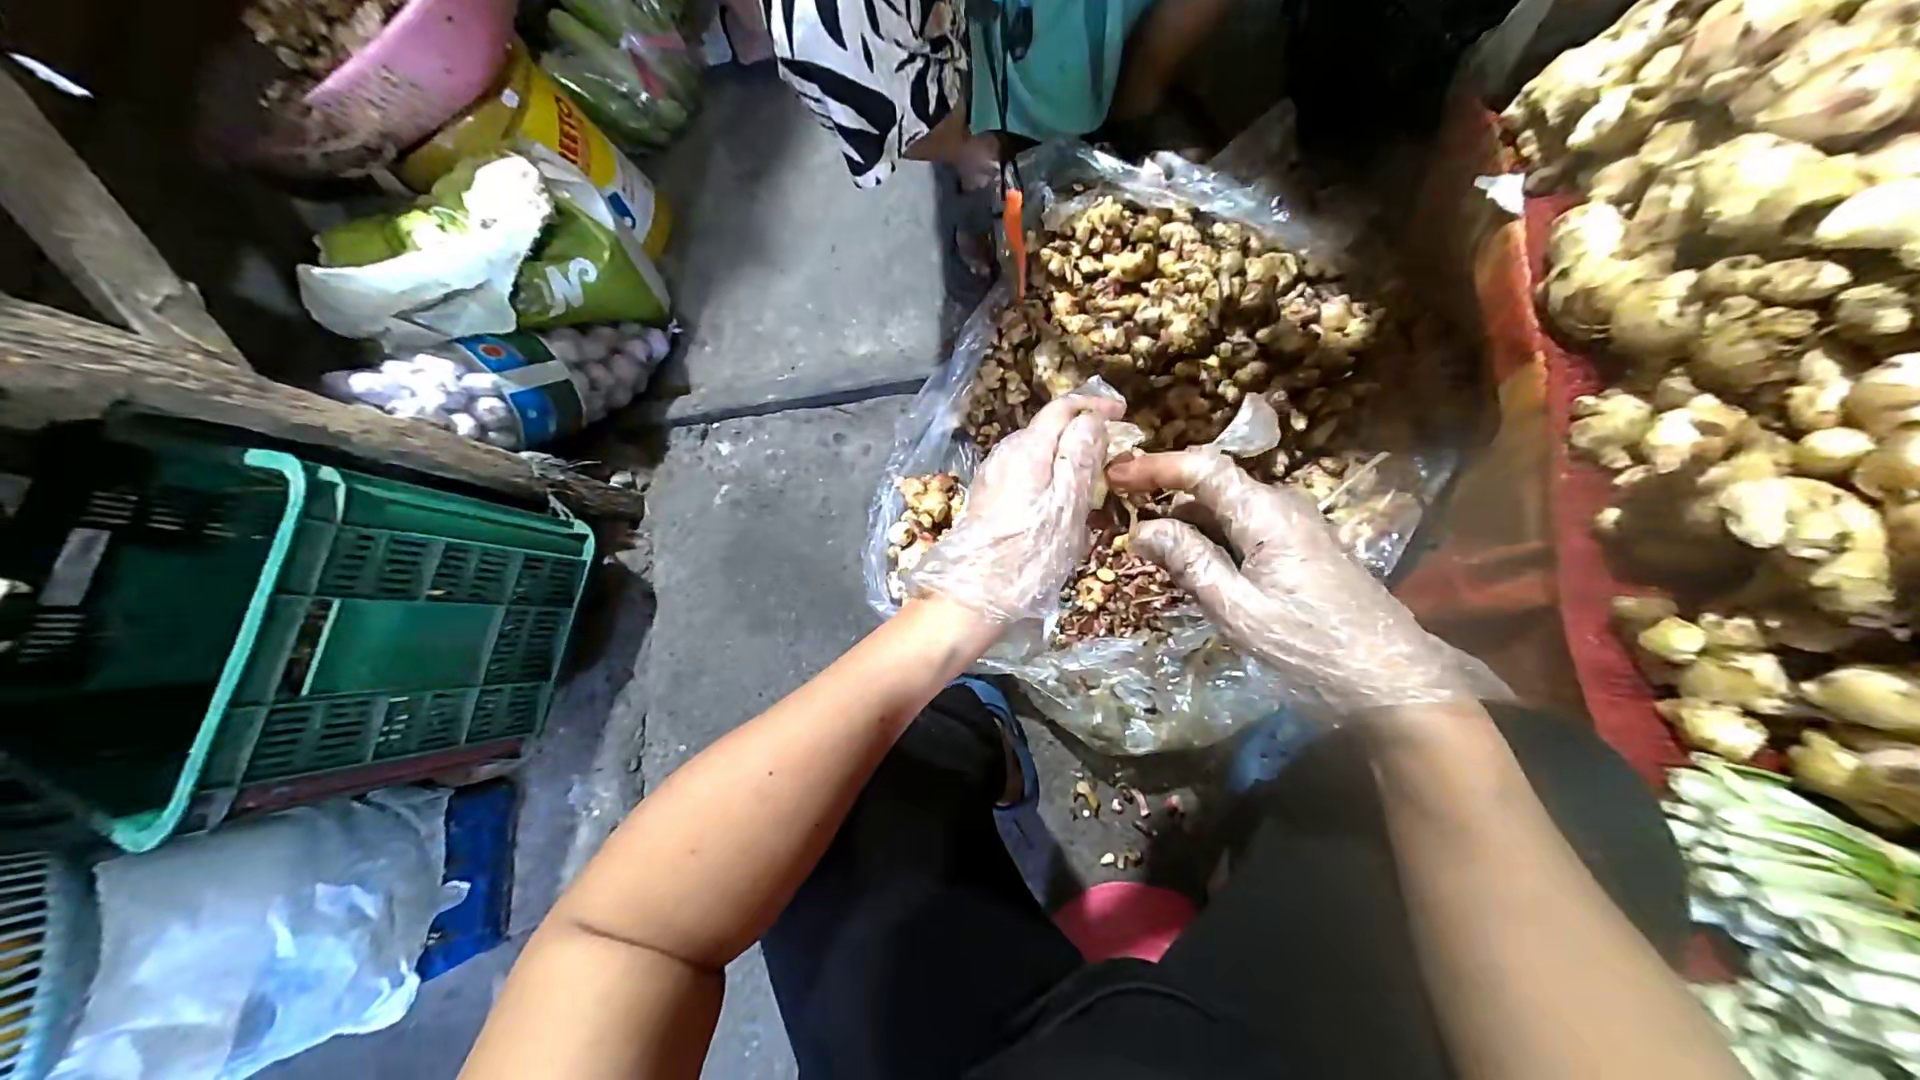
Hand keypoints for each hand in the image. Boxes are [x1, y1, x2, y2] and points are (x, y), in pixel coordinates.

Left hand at [904, 392, 1125, 621]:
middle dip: (1081, 433)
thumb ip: (1080, 459)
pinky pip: (1025, 474)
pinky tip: (1059, 505)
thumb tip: (1091, 420)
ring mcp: (992, 476)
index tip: (1121, 412)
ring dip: (1065, 458)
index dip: (1093, 404)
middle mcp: (1005, 454)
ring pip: (1036, 453)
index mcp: (1027, 450)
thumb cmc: (1029, 554)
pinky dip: (1048, 477)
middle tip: (1111, 454)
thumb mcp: (1068, 507)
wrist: (972, 595)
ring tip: (1090, 483)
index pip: (1061, 408)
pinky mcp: (987, 498)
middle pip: (1047, 429)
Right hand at [1107, 449, 1482, 711]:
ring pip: (1226, 512)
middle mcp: (1282, 508)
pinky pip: (1243, 532)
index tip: (1113, 473)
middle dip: (1164, 494)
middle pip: (1213, 486)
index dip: (1155, 466)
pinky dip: (1209, 541)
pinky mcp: (1299, 552)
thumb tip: (1142, 529)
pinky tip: (1188, 566)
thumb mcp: (1236, 609)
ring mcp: (1294, 529)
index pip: (1203, 469)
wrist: (1391, 682)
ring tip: (1146, 546)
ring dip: (1185, 523)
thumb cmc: (1309, 647)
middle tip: (1120, 512)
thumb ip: (1189, 561)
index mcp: (1267, 514)